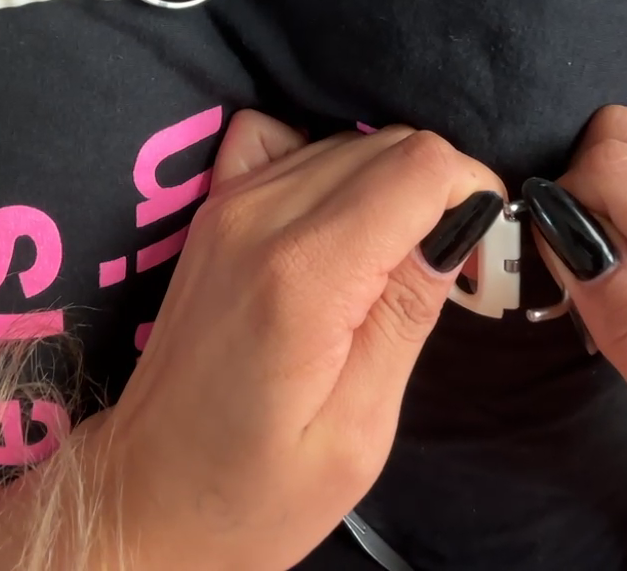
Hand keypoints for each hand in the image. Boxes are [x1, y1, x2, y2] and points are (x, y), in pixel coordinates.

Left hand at [97, 111, 505, 570]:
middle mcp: (260, 215)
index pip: (418, 166)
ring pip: (343, 141)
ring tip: (390, 255)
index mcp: (304, 274)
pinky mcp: (212, 206)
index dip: (471, 191)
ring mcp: (228, 202)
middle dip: (437, 190)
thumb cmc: (257, 489)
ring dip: (388, 182)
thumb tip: (457, 224)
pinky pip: (278, 138)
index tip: (477, 245)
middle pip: (387, 145)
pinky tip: (330, 214)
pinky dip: (321, 159)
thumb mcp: (358, 429)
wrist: (148, 489)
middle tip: (442, 262)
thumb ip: (408, 310)